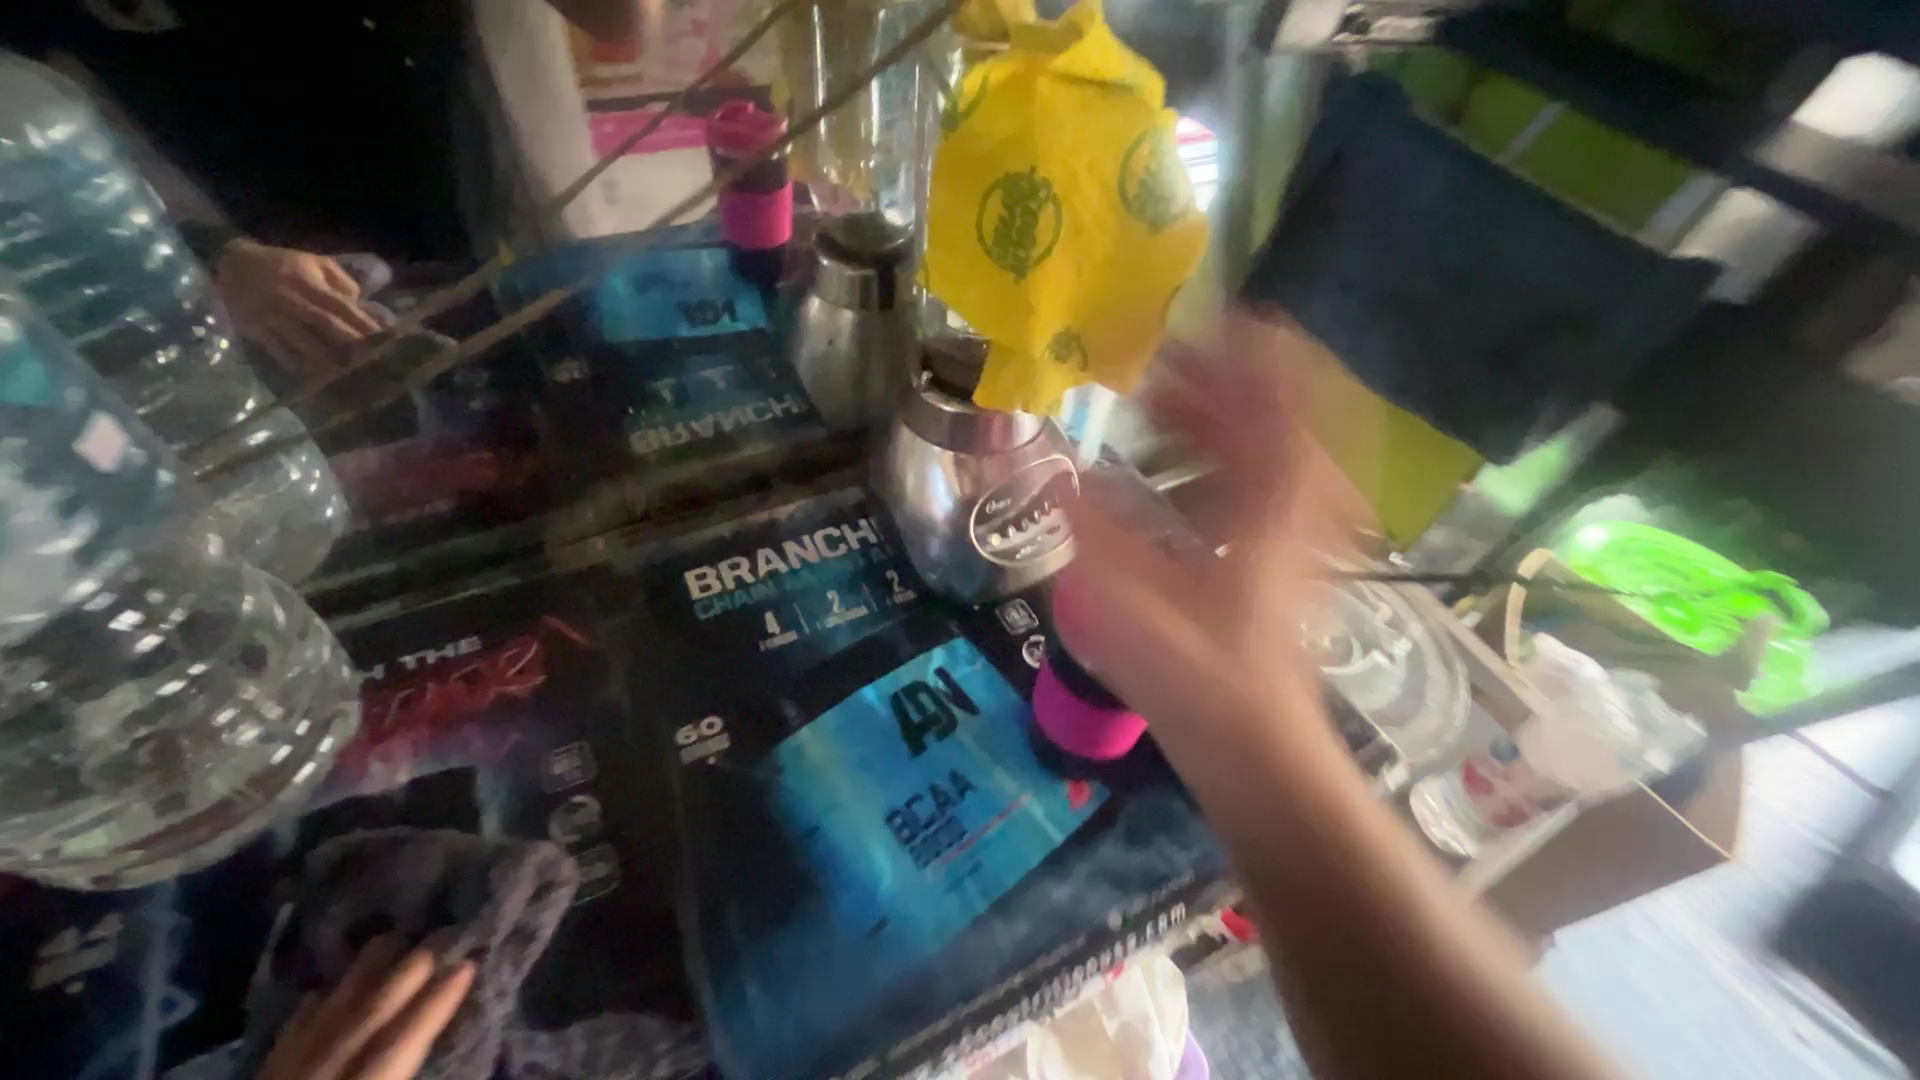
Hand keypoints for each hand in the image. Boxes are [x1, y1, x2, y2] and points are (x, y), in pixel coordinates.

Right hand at [213, 239, 383, 373]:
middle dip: (355, 345)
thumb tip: (366, 307)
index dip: (367, 326)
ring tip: (353, 375)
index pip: (345, 309)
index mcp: (309, 284)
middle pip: (329, 327)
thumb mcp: (316, 263)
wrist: (229, 262)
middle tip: (377, 362)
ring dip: (331, 360)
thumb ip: (344, 282)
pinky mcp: (256, 330)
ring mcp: (273, 317)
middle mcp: (292, 301)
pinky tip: (319, 377)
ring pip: (306, 343)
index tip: (389, 341)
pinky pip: (280, 352)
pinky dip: (300, 365)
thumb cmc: (283, 265)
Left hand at [257, 935, 475, 1079]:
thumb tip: (437, 1061)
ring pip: (316, 1030)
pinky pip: (279, 1050)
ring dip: (352, 985)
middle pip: (356, 1030)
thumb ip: (395, 1073)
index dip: (431, 1008)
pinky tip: (319, 995)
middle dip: (398, 982)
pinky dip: (303, 1019)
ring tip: (384, 942)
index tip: (467, 966)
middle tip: (435, 938)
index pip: (394, 1052)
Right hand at [1055, 312, 1369, 756]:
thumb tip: (1044, 466)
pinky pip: (1265, 476)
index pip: (1286, 392)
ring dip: (1219, 413)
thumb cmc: (1195, 671)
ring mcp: (1299, 528)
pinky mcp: (1285, 551)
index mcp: (1275, 498)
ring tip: (1156, 404)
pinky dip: (1225, 453)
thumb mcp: (1126, 595)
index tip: (1205, 316)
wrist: (1251, 741)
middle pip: (1279, 408)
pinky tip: (1177, 468)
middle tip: (1157, 366)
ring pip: (1271, 441)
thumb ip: (1084, 523)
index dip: (1252, 346)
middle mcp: (1300, 501)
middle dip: (1220, 376)